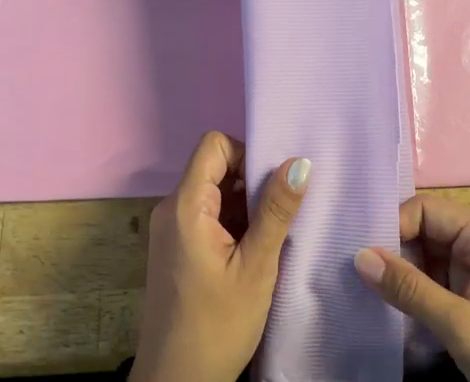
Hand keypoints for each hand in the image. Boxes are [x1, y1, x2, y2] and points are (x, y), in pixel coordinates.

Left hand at [131, 131, 309, 381]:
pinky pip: (207, 216)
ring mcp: (171, 229)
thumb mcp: (256, 267)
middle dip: (250, 183)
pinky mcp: (175, 248)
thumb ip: (276, 211)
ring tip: (271, 238)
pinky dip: (232, 224)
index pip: (214, 145)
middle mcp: (171, 208)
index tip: (272, 186)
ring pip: (214, 193)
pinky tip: (254, 253)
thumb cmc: (217, 325)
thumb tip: (298, 162)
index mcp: (185, 205)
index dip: (246, 154)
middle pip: (214, 167)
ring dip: (244, 206)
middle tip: (280, 214)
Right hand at [353, 194, 469, 381]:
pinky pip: (440, 285)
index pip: (426, 210)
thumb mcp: (462, 327)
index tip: (360, 257)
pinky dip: (418, 296)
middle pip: (426, 233)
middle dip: (395, 253)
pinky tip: (394, 310)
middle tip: (357, 277)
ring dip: (404, 278)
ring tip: (368, 294)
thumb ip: (410, 290)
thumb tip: (359, 256)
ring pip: (430, 261)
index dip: (393, 227)